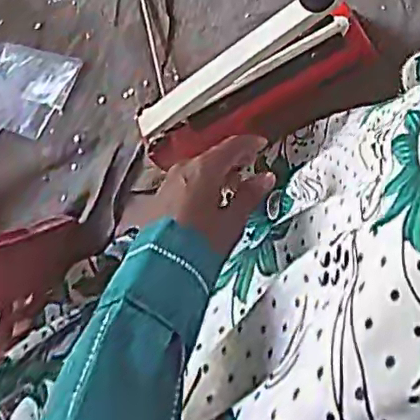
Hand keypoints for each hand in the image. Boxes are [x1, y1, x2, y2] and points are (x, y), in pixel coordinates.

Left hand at [152, 135, 275, 255]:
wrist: (157, 275)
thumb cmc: (194, 249)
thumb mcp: (232, 222)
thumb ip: (250, 195)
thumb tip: (263, 180)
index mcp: (204, 169)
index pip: (232, 145)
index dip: (250, 144)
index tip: (260, 145)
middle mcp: (182, 171)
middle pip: (214, 156)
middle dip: (233, 161)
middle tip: (249, 167)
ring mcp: (168, 185)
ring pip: (198, 169)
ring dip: (216, 174)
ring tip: (231, 189)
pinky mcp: (158, 201)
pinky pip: (185, 183)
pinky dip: (200, 186)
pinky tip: (209, 202)